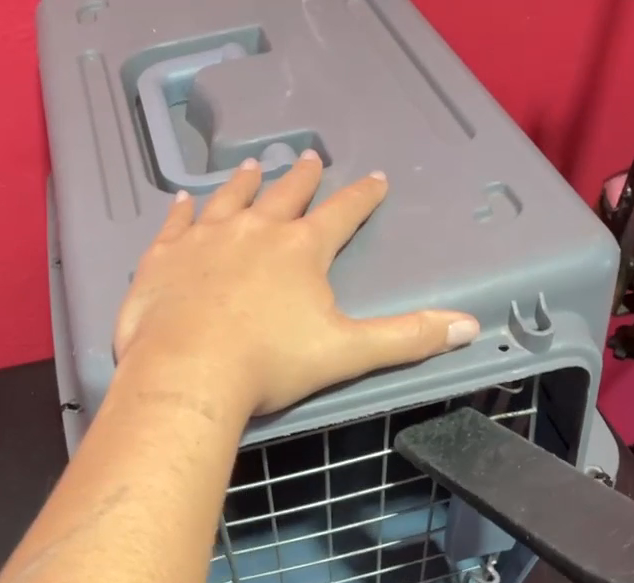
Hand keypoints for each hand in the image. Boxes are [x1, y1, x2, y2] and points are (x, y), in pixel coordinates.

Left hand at [111, 151, 478, 419]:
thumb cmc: (271, 365)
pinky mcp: (164, 258)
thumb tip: (468, 326)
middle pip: (284, 195)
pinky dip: (182, 210)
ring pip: (229, 199)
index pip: (341, 214)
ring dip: (244, 183)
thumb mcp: (347, 353)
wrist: (189, 372)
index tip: (374, 179)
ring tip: (251, 168)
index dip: (361, 198)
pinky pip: (176, 223)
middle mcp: (255, 231)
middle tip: (309, 158)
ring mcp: (205, 239)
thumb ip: (406, 338)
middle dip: (301, 178)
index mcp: (302, 250)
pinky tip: (183, 200)